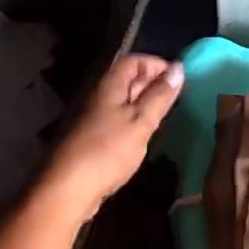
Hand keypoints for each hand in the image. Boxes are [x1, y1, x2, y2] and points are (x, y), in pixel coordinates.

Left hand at [36, 54, 183, 221]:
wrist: (70, 187)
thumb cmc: (108, 150)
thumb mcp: (140, 121)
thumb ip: (159, 96)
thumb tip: (178, 68)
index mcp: (109, 87)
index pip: (132, 61)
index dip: (155, 63)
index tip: (178, 75)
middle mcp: (99, 98)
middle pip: (126, 80)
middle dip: (152, 82)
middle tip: (177, 95)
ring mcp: (94, 120)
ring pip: (123, 102)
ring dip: (144, 103)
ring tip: (167, 114)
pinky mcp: (94, 140)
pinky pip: (118, 121)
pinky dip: (135, 122)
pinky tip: (146, 135)